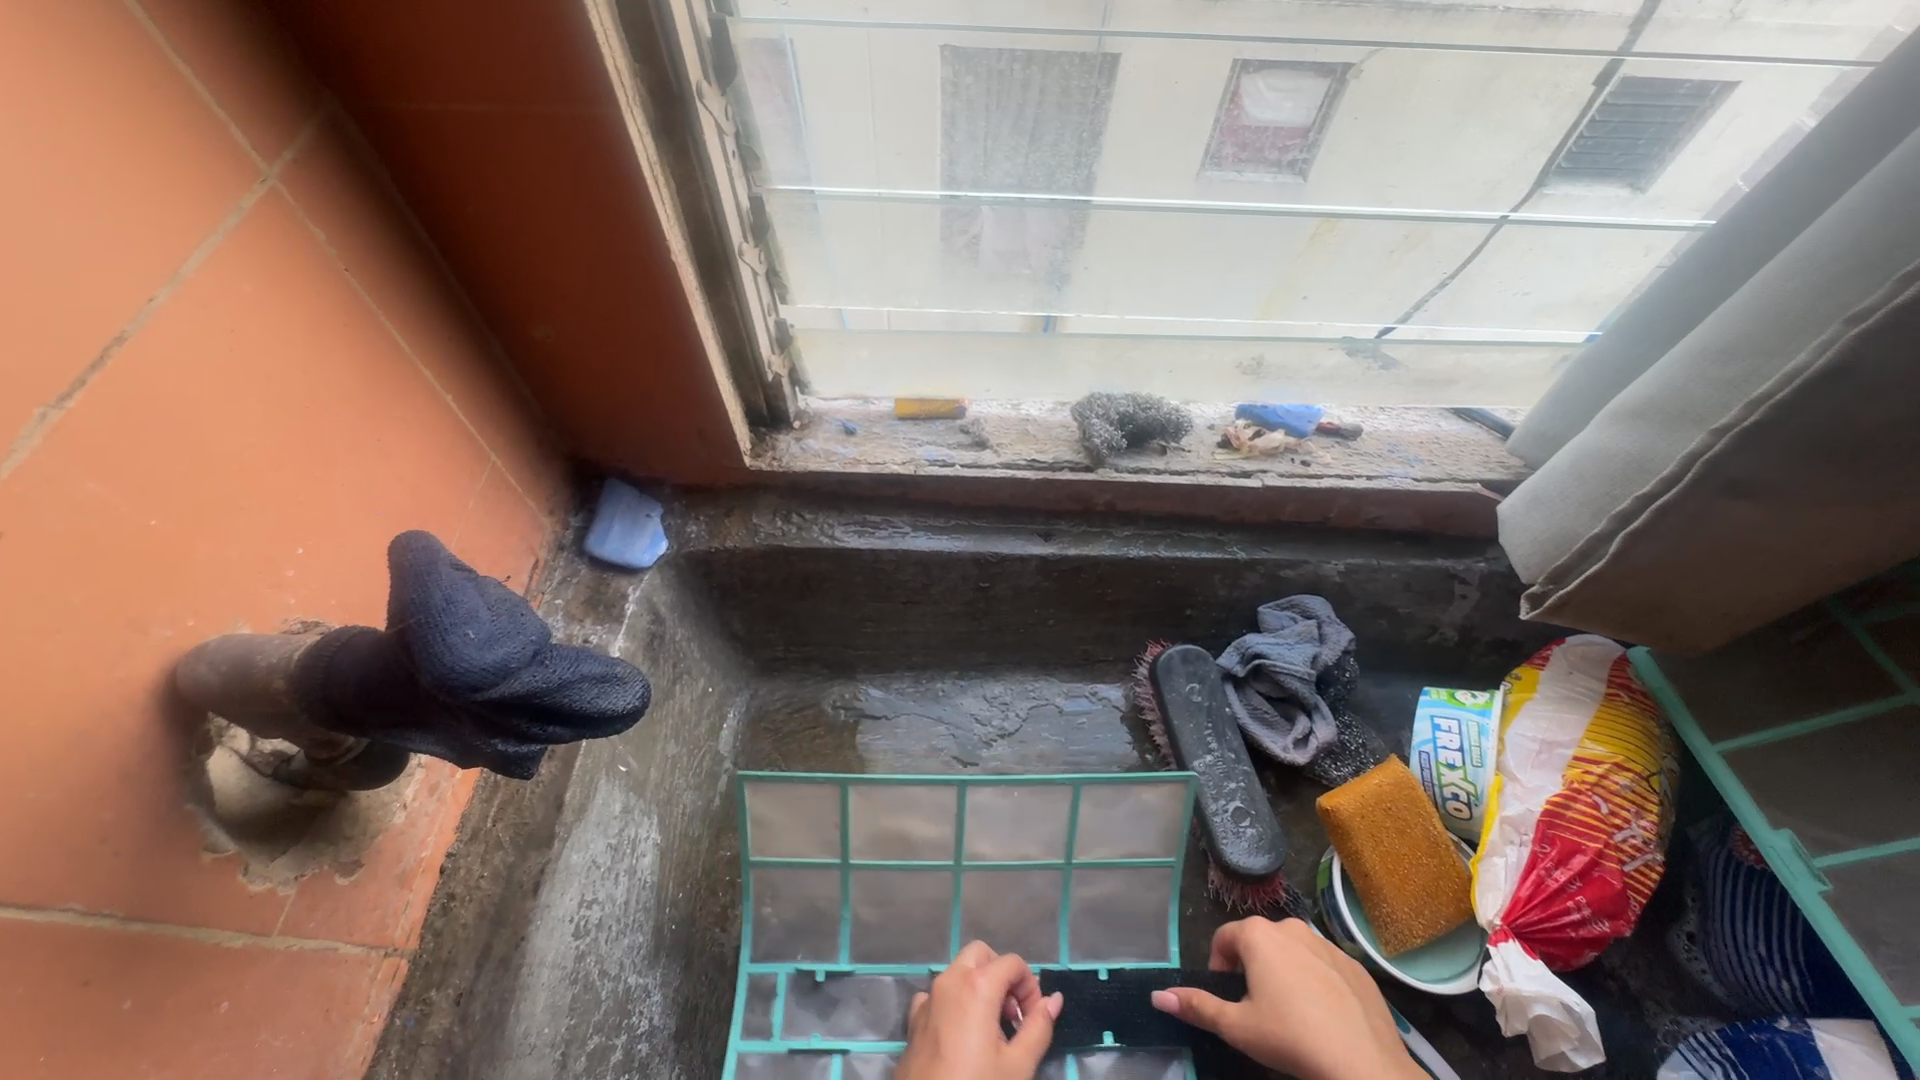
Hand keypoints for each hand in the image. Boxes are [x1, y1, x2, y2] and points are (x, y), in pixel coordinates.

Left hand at [896, 940, 1062, 1079]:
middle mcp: (949, 980)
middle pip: (982, 954)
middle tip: (1012, 1014)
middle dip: (1002, 975)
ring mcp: (928, 997)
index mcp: (977, 985)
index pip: (1013, 963)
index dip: (1030, 986)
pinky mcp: (915, 1018)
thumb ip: (1039, 1026)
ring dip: (980, 986)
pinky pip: (939, 994)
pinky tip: (962, 1034)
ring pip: (959, 971)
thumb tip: (1054, 999)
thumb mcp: (1018, 1064)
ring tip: (992, 1028)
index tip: (1033, 1017)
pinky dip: (955, 1001)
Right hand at [1151, 917, 1422, 1079]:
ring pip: (1293, 952)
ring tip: (1290, 1014)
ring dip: (1284, 973)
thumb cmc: (1291, 1038)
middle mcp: (1291, 927)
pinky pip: (1325, 966)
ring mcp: (1328, 944)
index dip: (1218, 966)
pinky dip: (1317, 982)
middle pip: (1258, 941)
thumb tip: (1157, 995)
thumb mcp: (1236, 1028)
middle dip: (1251, 969)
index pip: (1223, 938)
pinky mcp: (1356, 965)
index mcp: (1258, 935)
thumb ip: (1197, 1007)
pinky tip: (1323, 1017)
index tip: (1227, 997)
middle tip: (1255, 1008)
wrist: (1365, 1065)